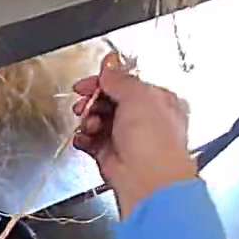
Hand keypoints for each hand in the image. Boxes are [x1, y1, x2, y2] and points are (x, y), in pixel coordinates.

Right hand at [71, 54, 197, 217]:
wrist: (145, 177)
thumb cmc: (154, 141)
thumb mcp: (138, 97)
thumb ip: (120, 79)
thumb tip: (110, 61)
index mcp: (156, 100)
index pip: (124, 84)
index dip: (103, 82)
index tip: (86, 84)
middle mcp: (141, 118)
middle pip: (107, 101)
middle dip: (92, 102)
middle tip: (84, 105)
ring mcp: (123, 136)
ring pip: (95, 120)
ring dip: (87, 120)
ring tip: (89, 125)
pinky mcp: (107, 152)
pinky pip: (87, 140)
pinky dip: (82, 138)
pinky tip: (84, 138)